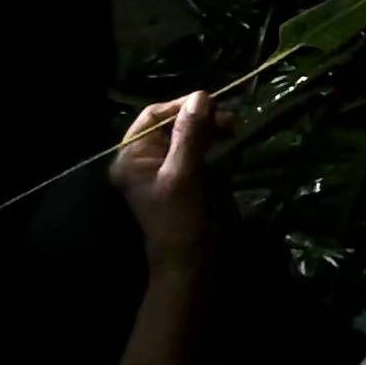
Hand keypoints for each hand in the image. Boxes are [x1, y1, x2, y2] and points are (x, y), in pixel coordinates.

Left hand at [110, 91, 225, 273]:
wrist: (195, 268)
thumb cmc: (184, 220)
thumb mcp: (185, 172)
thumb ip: (190, 132)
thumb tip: (200, 96)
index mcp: (132, 158)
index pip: (154, 116)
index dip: (182, 105)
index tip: (213, 102)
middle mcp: (144, 161)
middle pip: (171, 123)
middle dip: (200, 116)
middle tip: (230, 118)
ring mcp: (165, 171)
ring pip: (187, 135)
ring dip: (209, 127)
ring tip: (233, 126)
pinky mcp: (185, 180)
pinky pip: (196, 150)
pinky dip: (212, 142)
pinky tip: (229, 140)